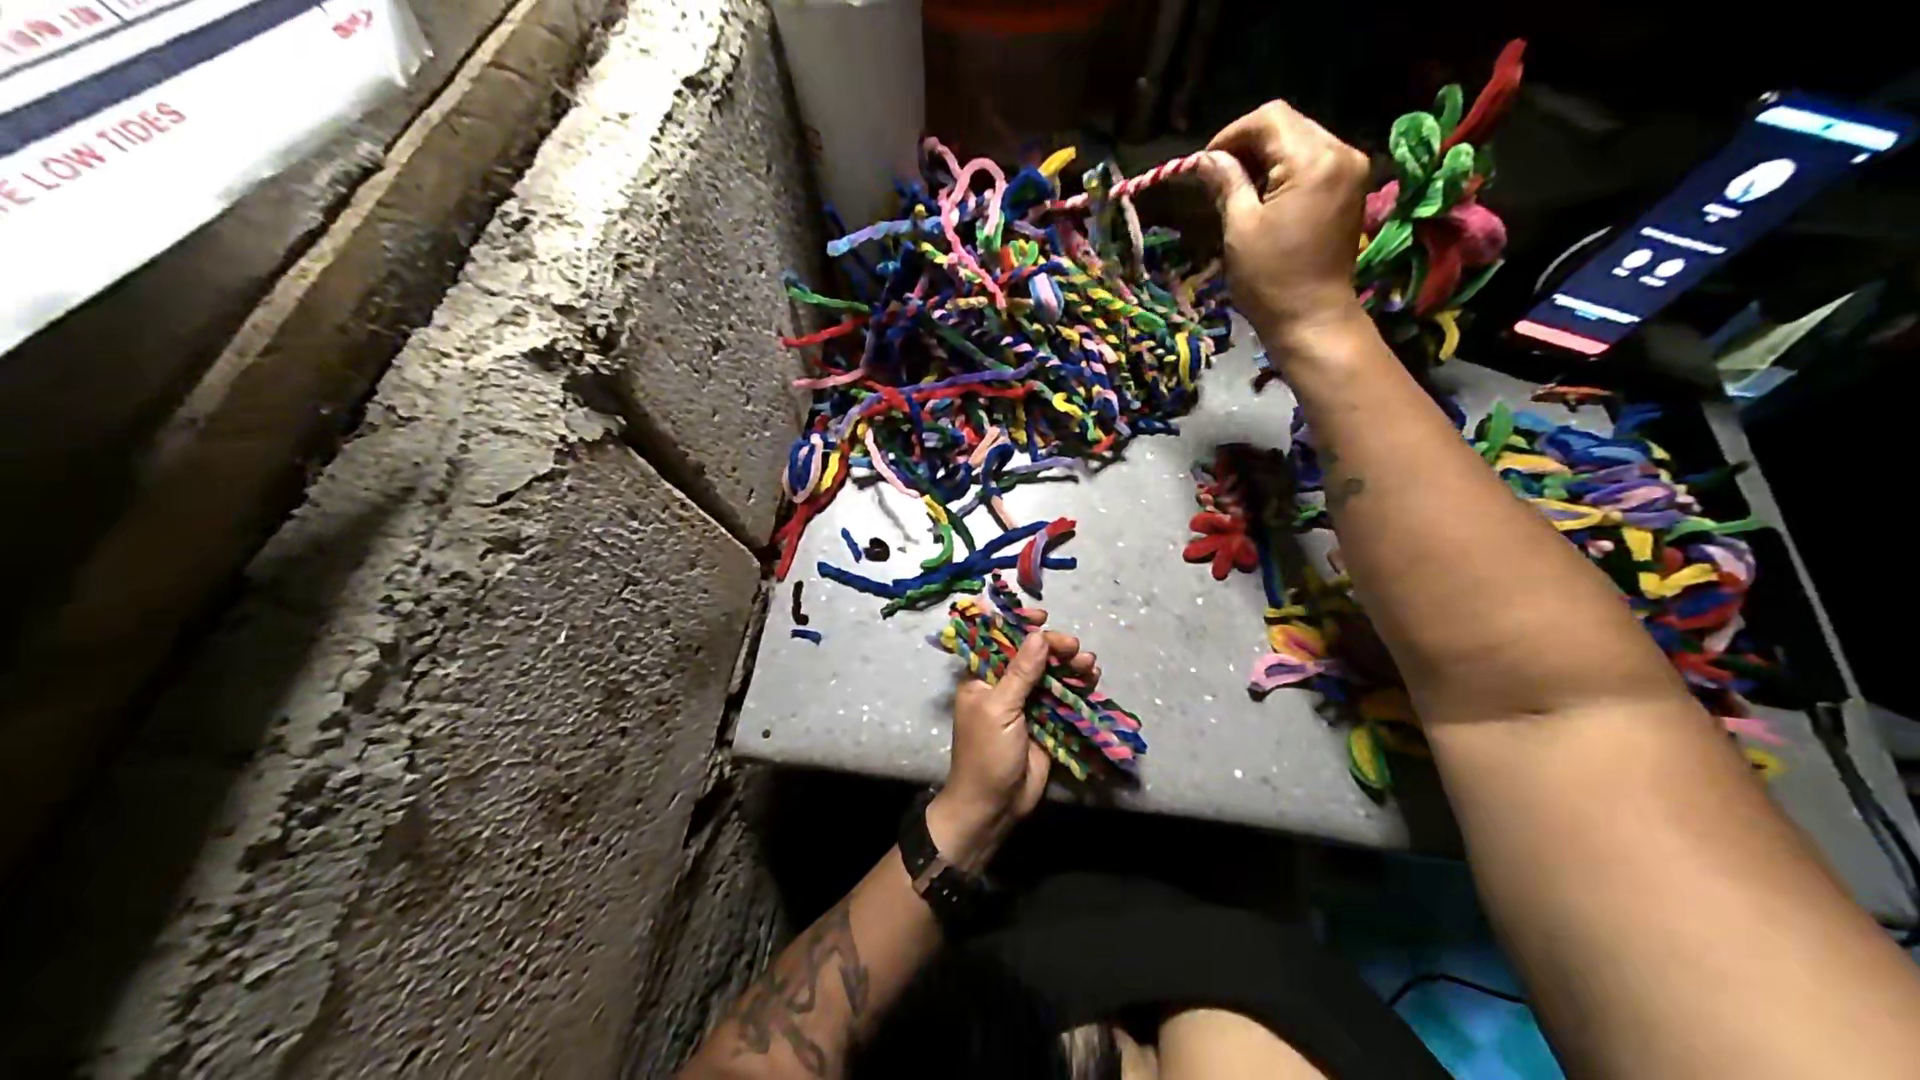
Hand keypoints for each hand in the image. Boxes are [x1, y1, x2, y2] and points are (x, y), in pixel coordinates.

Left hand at [935, 627, 1096, 869]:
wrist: (994, 806)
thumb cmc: (985, 754)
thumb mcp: (1000, 709)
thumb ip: (1021, 672)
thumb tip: (1038, 634)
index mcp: (981, 677)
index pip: (999, 639)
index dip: (1019, 624)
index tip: (1042, 616)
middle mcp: (1003, 685)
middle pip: (1032, 654)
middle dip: (1054, 647)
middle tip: (1075, 649)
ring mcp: (1026, 703)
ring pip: (1051, 674)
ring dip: (1071, 666)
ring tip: (1089, 665)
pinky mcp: (1046, 721)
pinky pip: (1063, 697)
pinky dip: (1078, 687)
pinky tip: (1092, 680)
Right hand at [1195, 101, 1371, 346]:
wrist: (1312, 318)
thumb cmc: (1270, 278)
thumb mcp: (1240, 228)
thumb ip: (1227, 183)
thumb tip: (1208, 159)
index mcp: (1314, 160)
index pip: (1270, 117)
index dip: (1232, 134)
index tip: (1207, 164)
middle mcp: (1341, 153)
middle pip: (1289, 124)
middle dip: (1250, 144)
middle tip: (1219, 176)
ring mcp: (1351, 170)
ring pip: (1302, 140)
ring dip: (1268, 157)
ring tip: (1240, 188)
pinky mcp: (1351, 189)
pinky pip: (1315, 162)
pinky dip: (1287, 170)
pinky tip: (1266, 196)